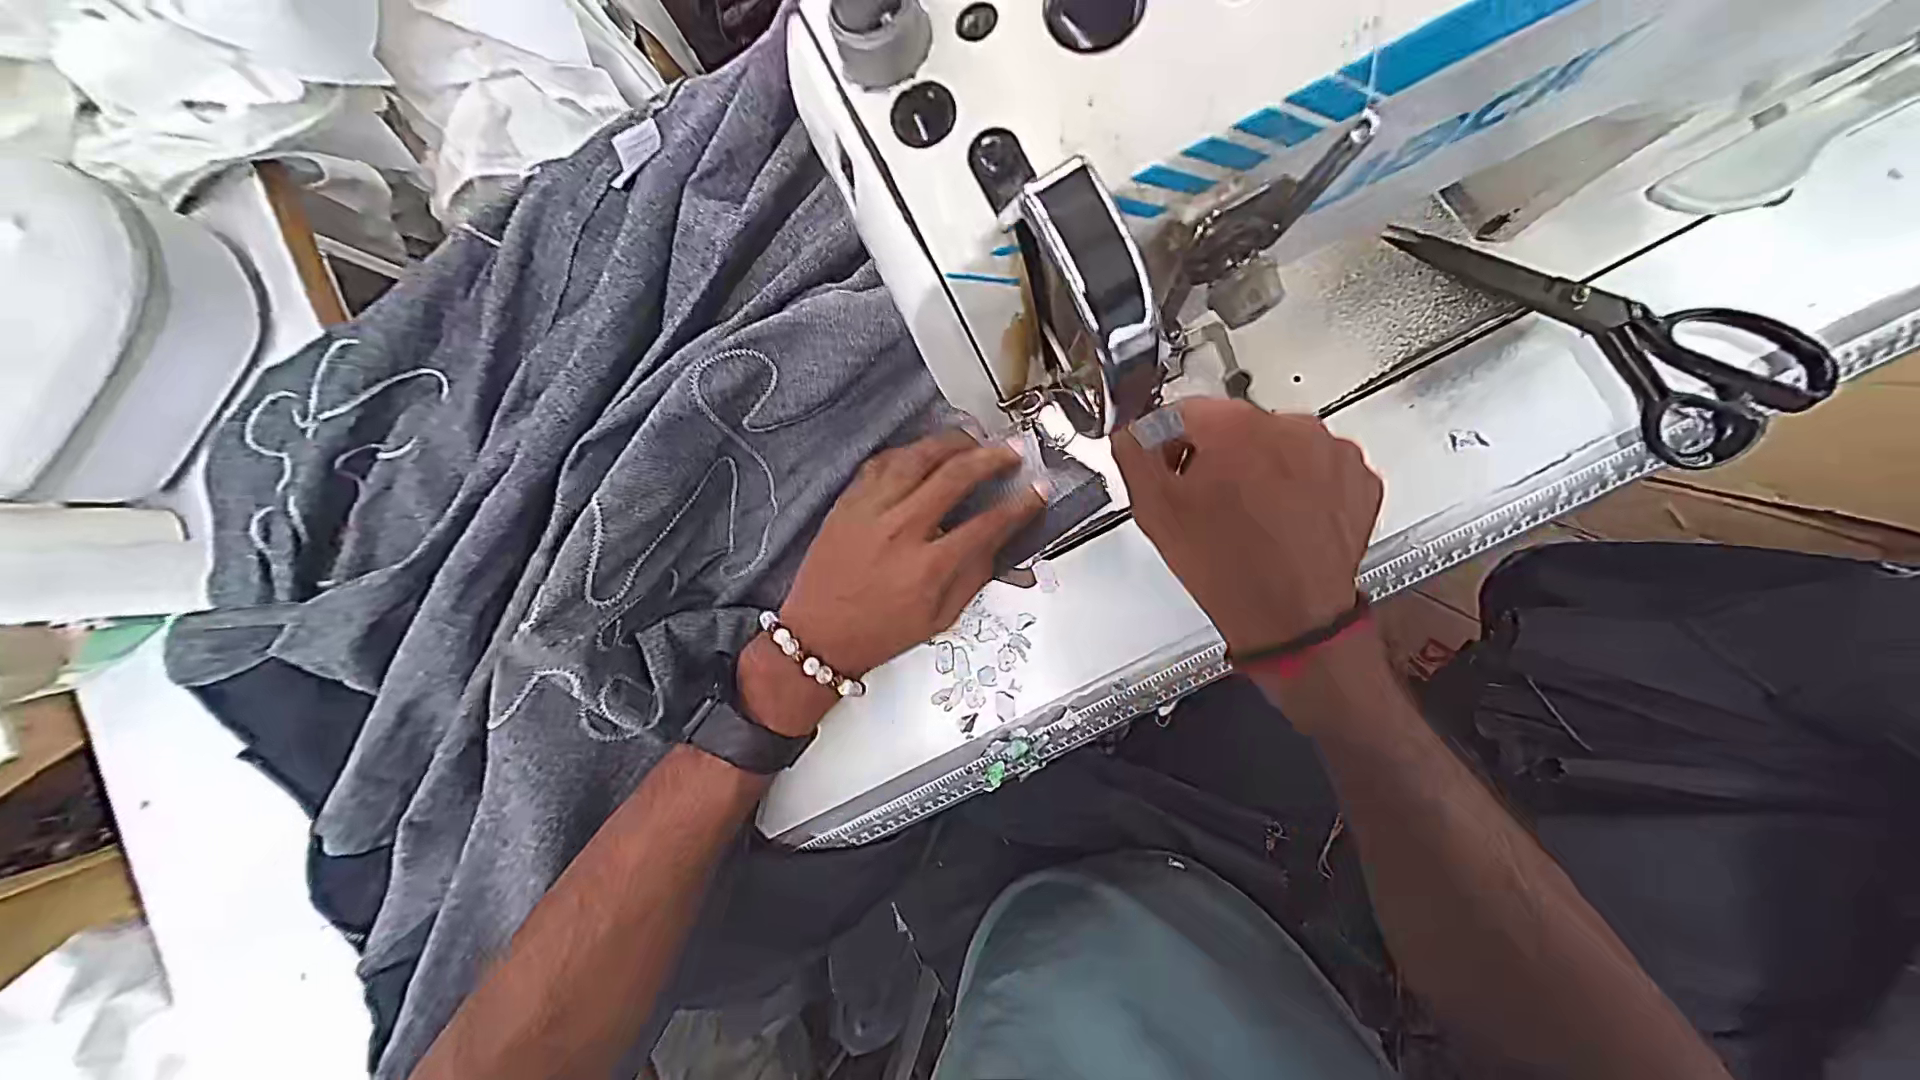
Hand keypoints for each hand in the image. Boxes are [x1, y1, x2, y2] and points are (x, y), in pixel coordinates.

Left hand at [738, 431, 1045, 736]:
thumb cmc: (878, 631)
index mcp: (928, 568)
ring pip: (918, 457)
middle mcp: (900, 531)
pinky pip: (882, 462)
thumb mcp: (940, 617)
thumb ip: (974, 576)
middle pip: (956, 476)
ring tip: (974, 440)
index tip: (1036, 492)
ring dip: (952, 442)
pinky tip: (925, 450)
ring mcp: (870, 511)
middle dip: (993, 457)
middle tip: (1011, 452)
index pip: (988, 523)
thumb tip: (1000, 542)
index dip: (1021, 504)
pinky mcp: (848, 502)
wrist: (819, 634)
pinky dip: (909, 450)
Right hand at [1114, 398, 1382, 653]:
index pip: (1186, 409)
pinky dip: (1299, 483)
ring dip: (1260, 466)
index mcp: (1234, 428)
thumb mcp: (1156, 510)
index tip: (1169, 460)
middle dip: (1216, 454)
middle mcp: (1289, 428)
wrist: (1289, 614)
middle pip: (1234, 424)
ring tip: (1247, 513)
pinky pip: (1315, 464)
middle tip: (1207, 498)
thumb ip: (1134, 456)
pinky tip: (1279, 515)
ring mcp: (1329, 452)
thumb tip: (1131, 433)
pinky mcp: (1356, 476)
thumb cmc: (1229, 568)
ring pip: (1277, 442)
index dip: (1169, 440)